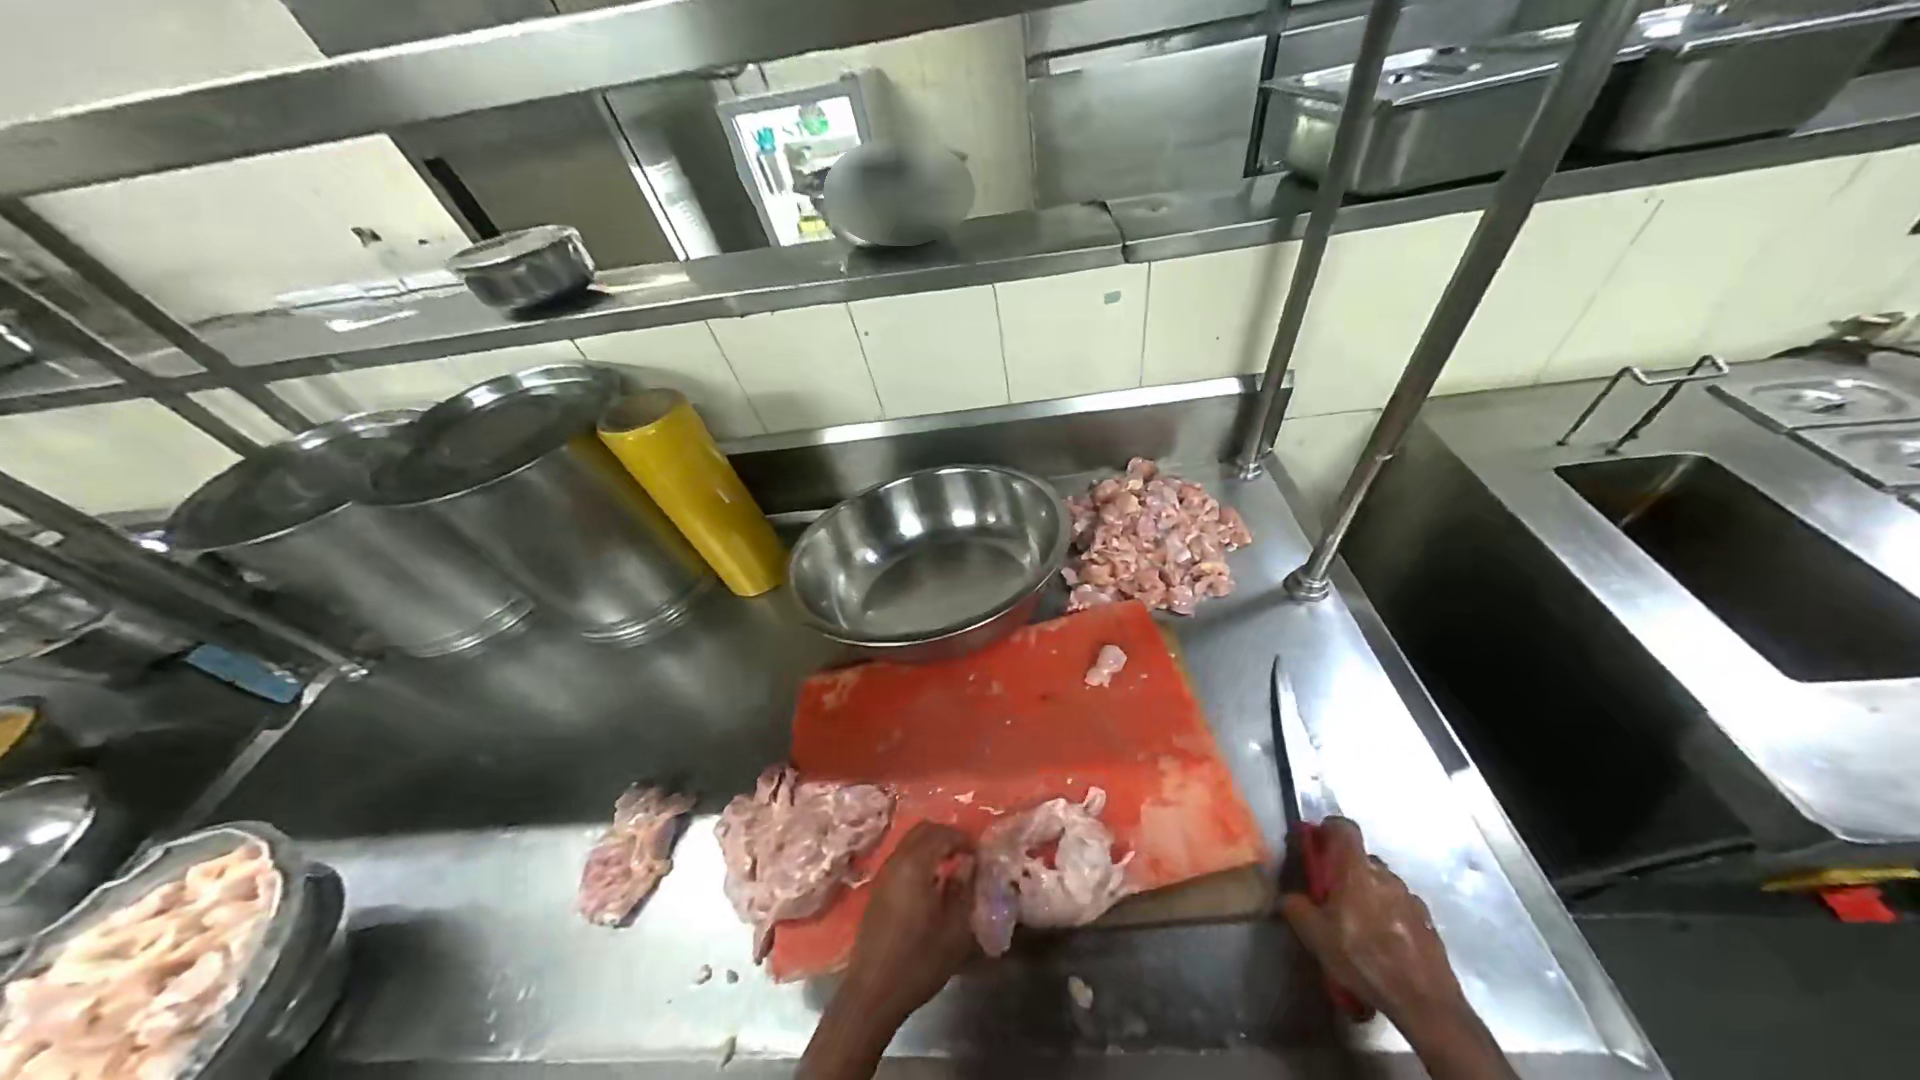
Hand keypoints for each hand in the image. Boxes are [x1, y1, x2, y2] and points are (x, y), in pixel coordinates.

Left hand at [841, 822, 979, 1024]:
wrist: (872, 992)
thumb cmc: (918, 962)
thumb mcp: (954, 930)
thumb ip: (964, 890)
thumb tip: (969, 864)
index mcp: (914, 866)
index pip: (941, 833)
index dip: (963, 838)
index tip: (979, 853)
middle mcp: (895, 862)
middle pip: (922, 830)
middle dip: (946, 835)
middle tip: (966, 854)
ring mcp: (882, 875)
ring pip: (909, 843)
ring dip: (931, 846)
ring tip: (952, 867)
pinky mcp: (877, 890)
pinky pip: (901, 858)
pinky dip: (919, 858)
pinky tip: (931, 883)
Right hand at [1279, 817, 1469, 1033]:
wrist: (1424, 1003)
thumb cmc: (1363, 958)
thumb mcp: (1314, 935)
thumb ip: (1295, 907)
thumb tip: (1288, 896)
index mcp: (1357, 870)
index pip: (1344, 827)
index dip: (1329, 828)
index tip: (1318, 844)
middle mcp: (1386, 876)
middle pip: (1361, 858)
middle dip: (1345, 870)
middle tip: (1331, 897)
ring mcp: (1411, 898)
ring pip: (1381, 883)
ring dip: (1367, 894)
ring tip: (1358, 925)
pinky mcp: (1428, 922)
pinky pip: (1400, 906)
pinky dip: (1388, 914)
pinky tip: (1382, 943)